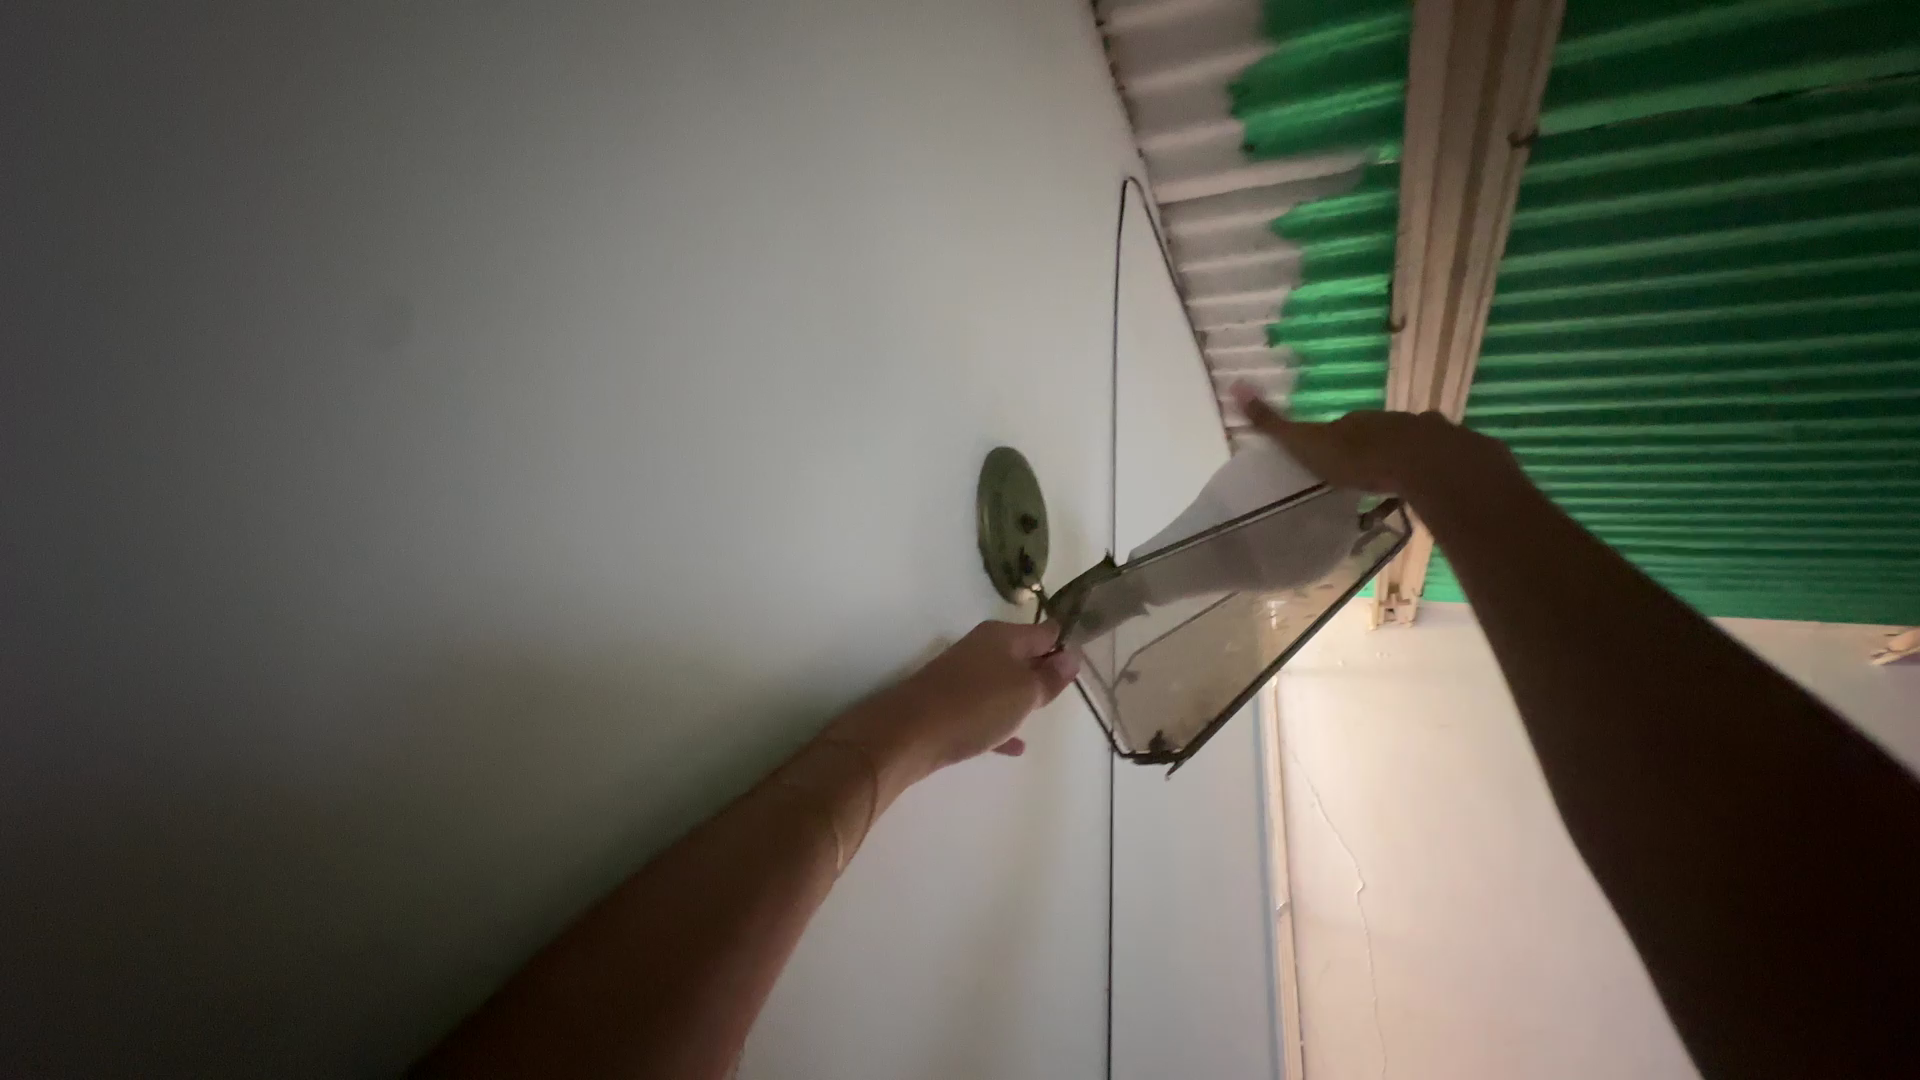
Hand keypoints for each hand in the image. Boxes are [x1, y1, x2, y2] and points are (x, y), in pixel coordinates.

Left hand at [838, 621, 1079, 777]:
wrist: (909, 733)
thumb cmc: (975, 705)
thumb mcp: (1024, 692)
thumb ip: (1049, 677)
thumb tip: (1070, 656)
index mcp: (1002, 637)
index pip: (1044, 631)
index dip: (1064, 643)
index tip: (1084, 658)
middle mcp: (981, 649)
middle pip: (1021, 655)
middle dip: (1042, 669)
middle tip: (1067, 688)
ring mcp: (962, 677)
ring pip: (1003, 683)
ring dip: (1021, 696)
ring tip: (1043, 713)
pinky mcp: (949, 705)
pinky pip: (984, 711)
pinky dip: (1001, 723)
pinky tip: (1015, 746)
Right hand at [1227, 382, 1514, 498]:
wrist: (1427, 465)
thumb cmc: (1360, 459)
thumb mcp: (1307, 443)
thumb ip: (1274, 423)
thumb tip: (1235, 385)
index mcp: (1358, 421)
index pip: (1344, 426)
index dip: (1338, 442)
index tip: (1334, 462)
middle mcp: (1393, 420)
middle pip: (1380, 433)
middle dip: (1373, 449)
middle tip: (1365, 476)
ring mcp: (1428, 433)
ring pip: (1414, 444)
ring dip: (1406, 460)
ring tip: (1400, 486)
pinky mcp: (1457, 451)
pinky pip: (1444, 461)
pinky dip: (1436, 472)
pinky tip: (1432, 490)